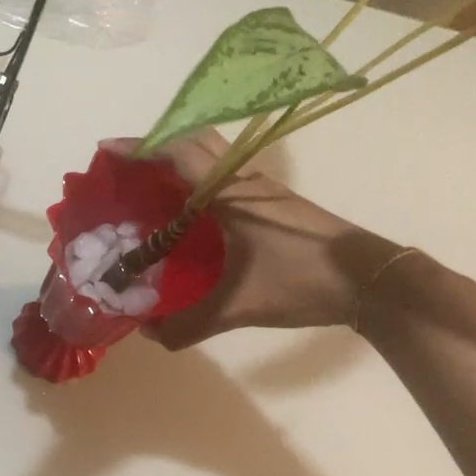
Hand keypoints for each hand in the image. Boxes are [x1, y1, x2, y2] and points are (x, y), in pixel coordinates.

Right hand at [102, 131, 402, 350]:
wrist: (369, 281)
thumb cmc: (302, 281)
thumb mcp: (238, 308)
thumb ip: (188, 324)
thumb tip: (148, 334)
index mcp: (232, 194)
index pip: (180, 152)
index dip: (140, 147)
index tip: (105, 151)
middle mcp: (245, 181)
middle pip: (195, 141)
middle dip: (154, 147)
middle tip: (121, 169)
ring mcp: (260, 190)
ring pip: (210, 157)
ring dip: (175, 160)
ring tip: (141, 187)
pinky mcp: (269, 205)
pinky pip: (220, 178)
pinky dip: (193, 182)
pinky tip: (179, 213)